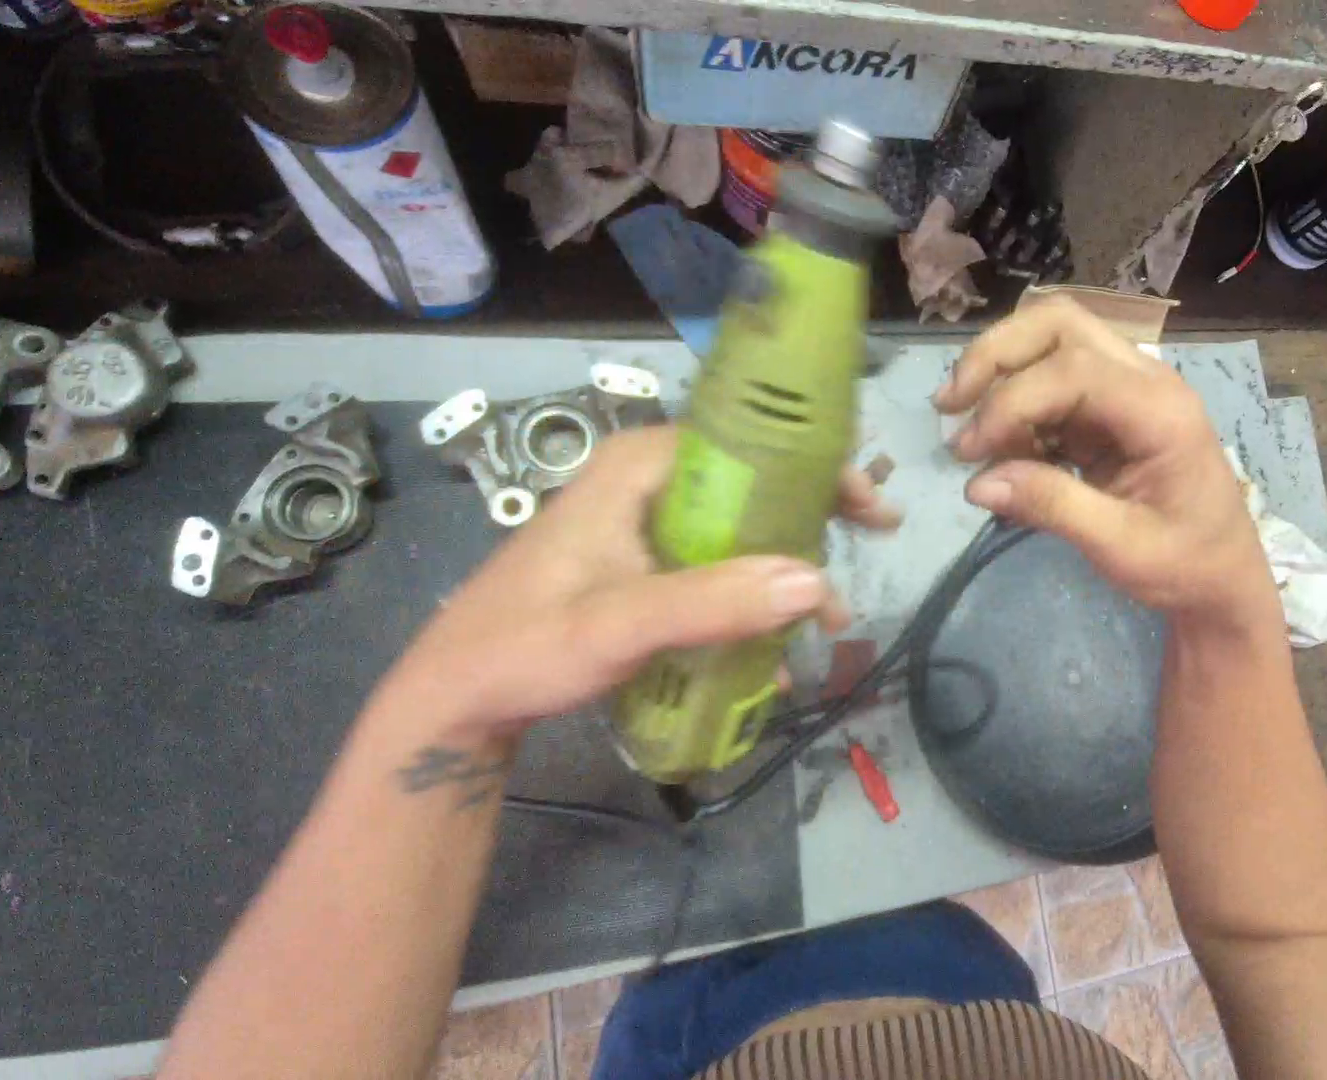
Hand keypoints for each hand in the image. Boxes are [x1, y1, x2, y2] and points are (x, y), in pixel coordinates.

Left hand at [371, 426, 900, 736]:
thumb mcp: (618, 625)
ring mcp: (645, 527)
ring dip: (788, 569)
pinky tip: (774, 649)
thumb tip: (817, 584)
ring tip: (827, 623)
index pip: (747, 444)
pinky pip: (718, 567)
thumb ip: (711, 603)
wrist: (456, 700)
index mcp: (638, 469)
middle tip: (870, 548)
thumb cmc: (522, 648)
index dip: (816, 468)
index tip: (866, 507)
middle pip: (752, 483)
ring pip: (740, 529)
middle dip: (814, 520)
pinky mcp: (643, 566)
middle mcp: (647, 485)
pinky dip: (752, 598)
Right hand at [936, 297, 1276, 624]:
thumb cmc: (1184, 564)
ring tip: (966, 433)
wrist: (1222, 578)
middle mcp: (1145, 380)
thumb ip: (1053, 507)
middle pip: (1058, 325)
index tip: (970, 452)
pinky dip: (1014, 407)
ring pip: (1051, 341)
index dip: (1010, 401)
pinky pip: (1050, 383)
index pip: (1071, 369)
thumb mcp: (1120, 547)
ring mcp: (1126, 389)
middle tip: (949, 405)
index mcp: (1160, 410)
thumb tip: (976, 483)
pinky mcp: (1107, 410)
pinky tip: (998, 449)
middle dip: (994, 356)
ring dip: (999, 374)